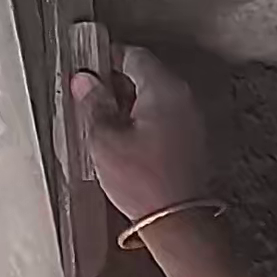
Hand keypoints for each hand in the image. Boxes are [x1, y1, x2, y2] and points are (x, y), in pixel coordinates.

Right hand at [70, 45, 210, 219]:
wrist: (175, 220)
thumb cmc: (141, 180)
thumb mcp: (105, 140)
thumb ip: (94, 104)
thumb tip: (84, 80)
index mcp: (163, 89)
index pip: (134, 56)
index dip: (107, 58)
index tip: (87, 67)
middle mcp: (183, 97)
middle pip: (147, 74)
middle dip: (117, 81)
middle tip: (90, 95)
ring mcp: (191, 119)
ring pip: (156, 97)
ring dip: (130, 102)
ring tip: (103, 120)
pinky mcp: (192, 140)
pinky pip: (165, 117)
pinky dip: (144, 119)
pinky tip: (125, 138)